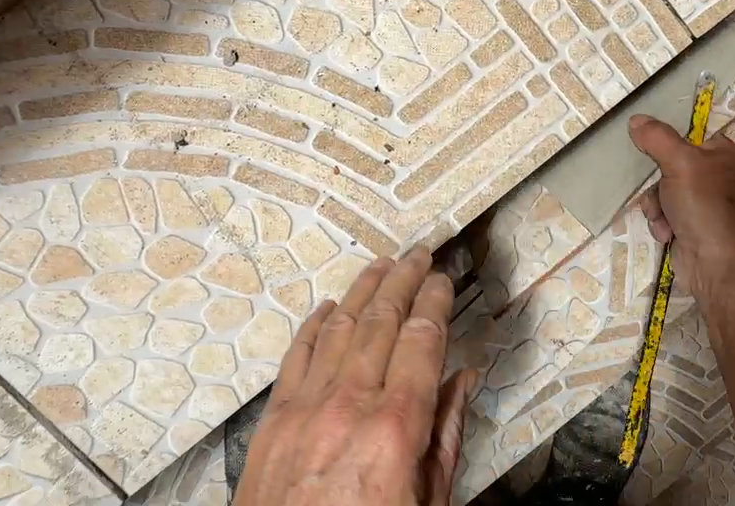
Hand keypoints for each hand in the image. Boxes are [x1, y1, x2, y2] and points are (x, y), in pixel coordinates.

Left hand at [237, 248, 478, 505]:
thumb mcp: (429, 505)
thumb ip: (445, 437)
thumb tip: (463, 379)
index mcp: (396, 426)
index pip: (422, 338)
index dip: (434, 300)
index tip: (443, 278)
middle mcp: (349, 405)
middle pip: (382, 320)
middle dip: (404, 279)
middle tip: (419, 252)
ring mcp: (304, 410)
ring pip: (339, 328)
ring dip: (363, 289)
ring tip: (382, 263)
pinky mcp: (271, 424)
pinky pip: (296, 358)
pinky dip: (315, 326)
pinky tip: (329, 306)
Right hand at [629, 114, 734, 309]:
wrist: (719, 268)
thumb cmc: (706, 206)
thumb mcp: (680, 162)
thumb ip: (657, 137)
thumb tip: (636, 119)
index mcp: (723, 152)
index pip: (690, 132)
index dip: (668, 137)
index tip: (646, 141)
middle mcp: (716, 174)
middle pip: (670, 162)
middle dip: (657, 181)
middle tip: (658, 188)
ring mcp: (704, 202)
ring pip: (662, 189)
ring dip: (656, 204)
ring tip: (662, 217)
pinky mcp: (692, 225)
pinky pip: (664, 212)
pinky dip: (661, 221)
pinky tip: (667, 233)